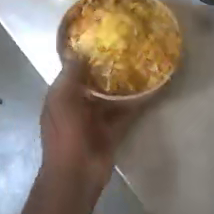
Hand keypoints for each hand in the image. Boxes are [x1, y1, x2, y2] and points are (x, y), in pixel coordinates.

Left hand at [40, 60, 141, 183]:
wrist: (76, 173)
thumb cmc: (65, 133)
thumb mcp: (62, 99)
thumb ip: (70, 76)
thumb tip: (78, 53)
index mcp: (60, 96)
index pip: (72, 71)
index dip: (84, 57)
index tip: (102, 39)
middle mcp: (77, 105)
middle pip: (94, 83)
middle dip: (107, 69)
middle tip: (128, 48)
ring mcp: (96, 119)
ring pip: (111, 98)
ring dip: (124, 85)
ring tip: (143, 64)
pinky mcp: (112, 131)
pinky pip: (126, 113)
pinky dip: (137, 103)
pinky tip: (152, 90)